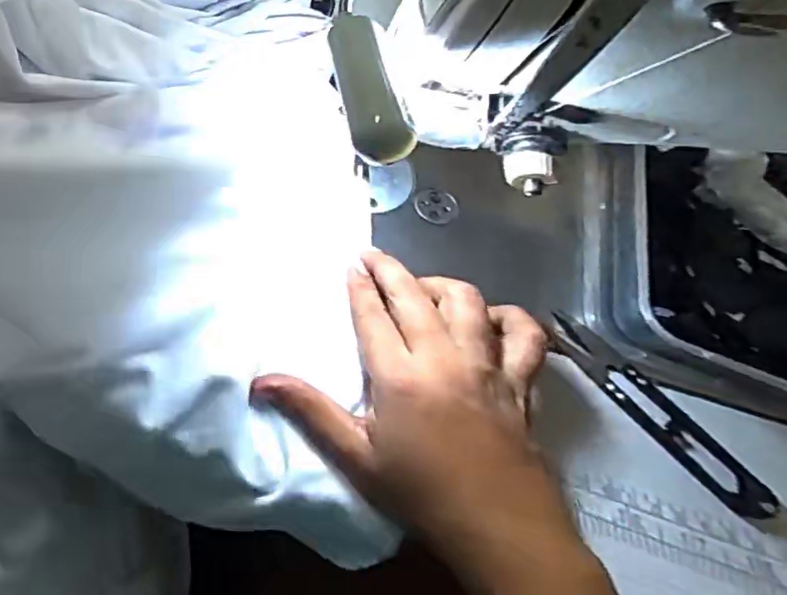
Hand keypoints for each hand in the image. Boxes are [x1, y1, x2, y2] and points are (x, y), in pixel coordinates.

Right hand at [253, 251, 604, 592]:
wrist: (499, 531)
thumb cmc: (421, 495)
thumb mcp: (358, 460)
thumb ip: (312, 413)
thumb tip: (262, 381)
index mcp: (400, 375)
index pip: (373, 314)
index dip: (360, 285)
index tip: (351, 264)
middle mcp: (442, 357)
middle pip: (414, 295)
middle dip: (390, 269)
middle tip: (373, 256)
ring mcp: (485, 364)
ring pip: (466, 301)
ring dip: (441, 286)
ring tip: (423, 287)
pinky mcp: (519, 380)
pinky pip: (523, 334)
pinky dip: (510, 318)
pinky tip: (491, 320)